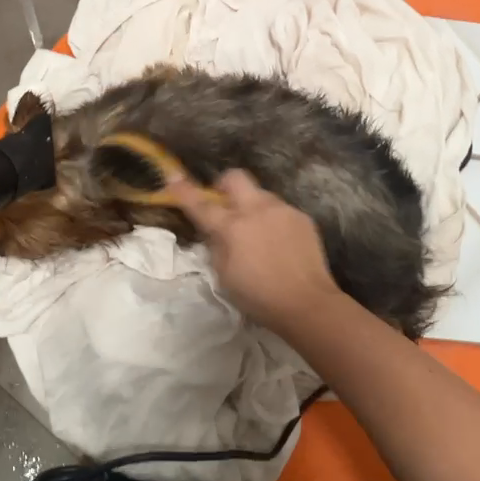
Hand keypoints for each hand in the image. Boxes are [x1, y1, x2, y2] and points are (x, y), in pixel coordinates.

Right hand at [169, 170, 343, 334]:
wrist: (307, 303)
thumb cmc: (259, 297)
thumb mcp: (224, 276)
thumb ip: (216, 246)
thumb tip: (214, 230)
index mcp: (233, 228)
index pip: (201, 204)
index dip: (184, 190)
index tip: (172, 176)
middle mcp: (257, 210)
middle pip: (235, 177)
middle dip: (224, 185)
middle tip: (224, 203)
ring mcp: (282, 210)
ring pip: (260, 194)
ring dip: (252, 206)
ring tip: (258, 233)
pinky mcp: (301, 216)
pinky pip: (280, 210)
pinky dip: (273, 220)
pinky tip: (279, 243)